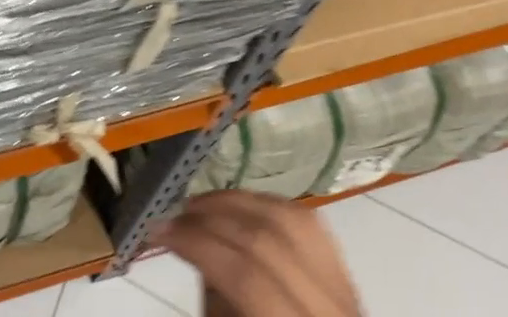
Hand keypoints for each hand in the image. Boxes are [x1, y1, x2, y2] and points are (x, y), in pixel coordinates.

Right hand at [158, 192, 361, 316]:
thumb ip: (218, 298)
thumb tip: (195, 244)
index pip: (248, 277)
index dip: (199, 245)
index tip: (159, 231)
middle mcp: (334, 313)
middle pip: (268, 242)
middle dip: (210, 219)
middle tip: (173, 215)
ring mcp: (348, 292)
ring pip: (292, 220)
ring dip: (238, 203)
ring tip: (200, 205)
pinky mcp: (346, 277)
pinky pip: (308, 225)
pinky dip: (267, 207)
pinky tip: (237, 208)